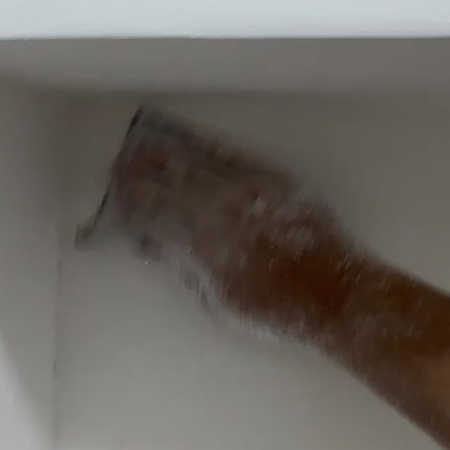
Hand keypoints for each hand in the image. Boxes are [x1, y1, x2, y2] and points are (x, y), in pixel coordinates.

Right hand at [82, 109, 363, 344]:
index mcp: (206, 244)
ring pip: (197, 162)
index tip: (112, 194)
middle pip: (171, 182)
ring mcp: (250, 189)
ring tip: (142, 141)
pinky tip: (188, 138)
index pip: (157, 215)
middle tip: (117, 161)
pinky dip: (205, 144)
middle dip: (140, 171)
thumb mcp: (219, 301)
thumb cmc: (275, 312)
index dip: (131, 203)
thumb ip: (183, 268)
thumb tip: (149, 244)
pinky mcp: (273, 179)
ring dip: (165, 152)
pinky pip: (232, 154)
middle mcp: (223, 209)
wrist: (337, 296)